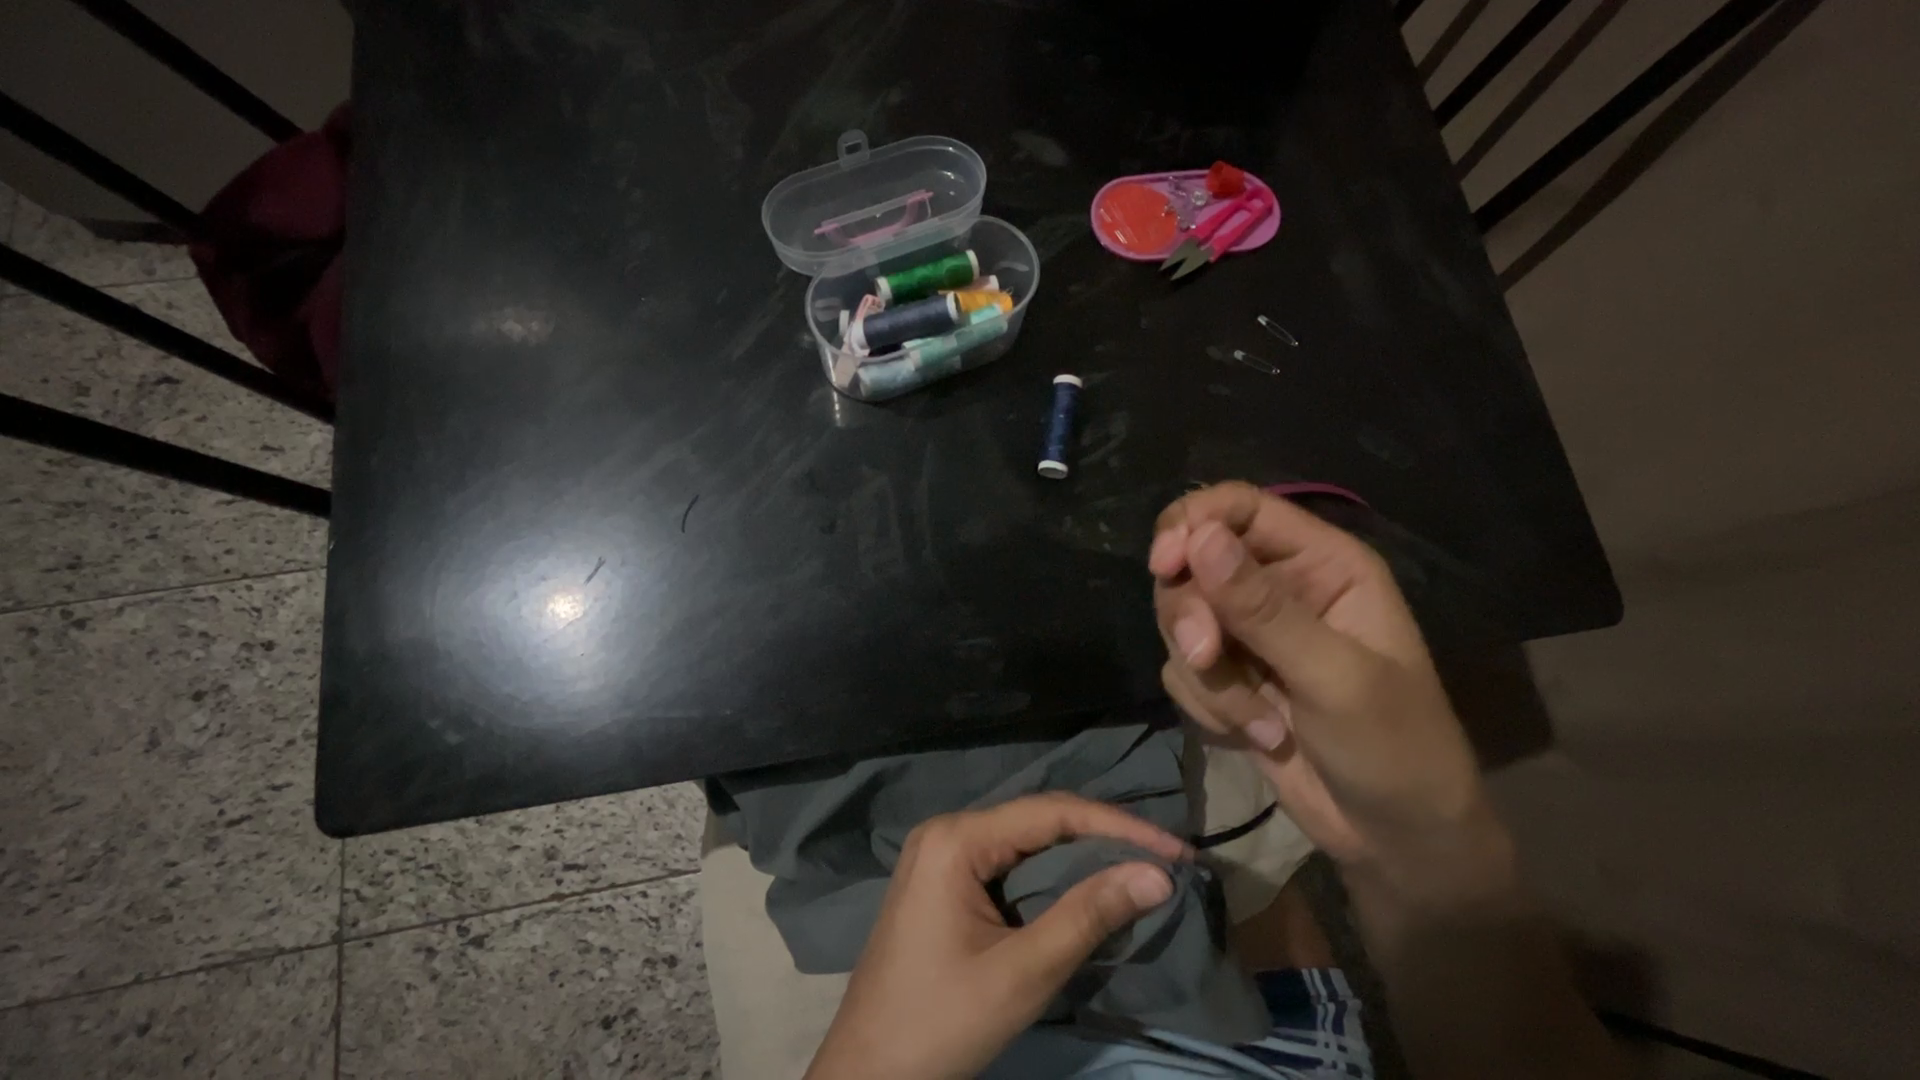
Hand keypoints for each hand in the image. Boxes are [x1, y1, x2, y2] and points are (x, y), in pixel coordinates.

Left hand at [804, 793, 1186, 1079]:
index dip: (1120, 827)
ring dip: (1083, 855)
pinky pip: (1009, 864)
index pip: (1052, 813)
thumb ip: (1087, 916)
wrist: (868, 1072)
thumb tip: (1157, 874)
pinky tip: (1089, 885)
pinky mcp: (945, 882)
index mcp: (957, 839)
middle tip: (1168, 858)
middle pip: (1040, 820)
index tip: (1177, 850)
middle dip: (1105, 837)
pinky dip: (1053, 874)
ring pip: (1027, 841)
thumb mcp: (1022, 972)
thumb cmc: (941, 1021)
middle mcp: (948, 832)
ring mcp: (942, 855)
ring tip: (1141, 868)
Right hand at [1148, 483, 1512, 904]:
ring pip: (1180, 620)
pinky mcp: (1229, 678)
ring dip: (1209, 676)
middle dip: (1192, 616)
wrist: (1395, 840)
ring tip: (1262, 723)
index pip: (1239, 508)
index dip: (1193, 524)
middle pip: (1194, 563)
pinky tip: (1258, 735)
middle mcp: (1281, 587)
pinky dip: (1209, 705)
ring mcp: (1251, 635)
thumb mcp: (1334, 675)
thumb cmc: (1394, 748)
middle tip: (1210, 656)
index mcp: (1323, 564)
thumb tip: (1198, 536)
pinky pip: (1181, 670)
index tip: (1165, 566)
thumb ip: (1262, 607)